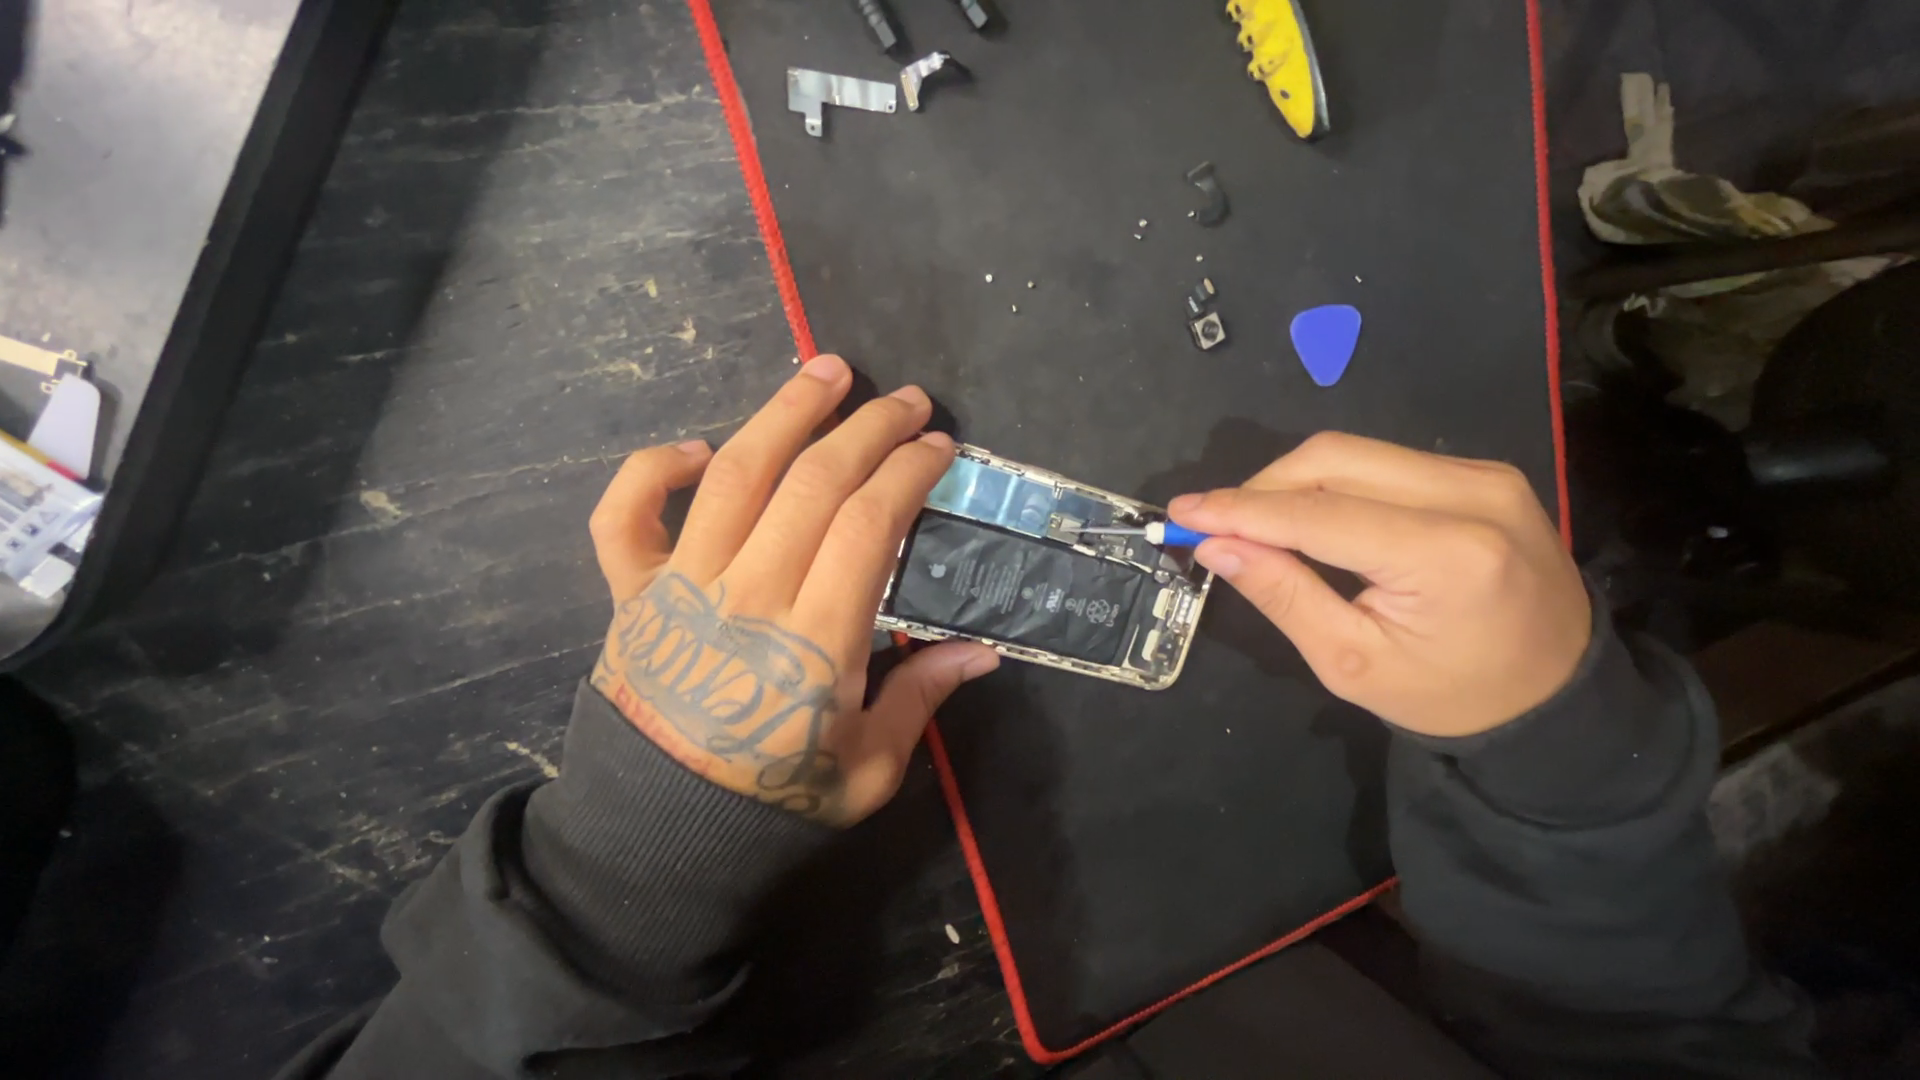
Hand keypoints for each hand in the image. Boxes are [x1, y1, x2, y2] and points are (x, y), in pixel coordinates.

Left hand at [587, 354, 998, 825]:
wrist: (658, 834)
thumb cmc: (776, 800)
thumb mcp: (869, 768)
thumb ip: (922, 698)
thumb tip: (983, 651)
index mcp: (815, 641)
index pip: (870, 524)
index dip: (909, 471)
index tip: (939, 447)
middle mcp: (748, 593)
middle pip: (814, 482)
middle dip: (869, 427)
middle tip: (906, 399)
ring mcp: (681, 585)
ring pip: (735, 473)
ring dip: (786, 413)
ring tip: (827, 370)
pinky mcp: (630, 591)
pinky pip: (626, 513)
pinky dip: (656, 468)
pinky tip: (702, 448)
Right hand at [1169, 433, 1589, 737]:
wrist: (1559, 696)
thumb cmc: (1450, 695)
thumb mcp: (1352, 662)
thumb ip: (1283, 595)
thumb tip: (1216, 544)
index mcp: (1445, 555)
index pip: (1317, 514)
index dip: (1240, 509)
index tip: (1181, 511)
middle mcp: (1471, 494)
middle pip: (1333, 460)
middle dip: (1262, 488)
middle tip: (1219, 525)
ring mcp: (1484, 475)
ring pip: (1354, 452)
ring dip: (1291, 483)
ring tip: (1258, 525)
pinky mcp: (1483, 473)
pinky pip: (1383, 461)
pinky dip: (1331, 484)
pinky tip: (1312, 519)